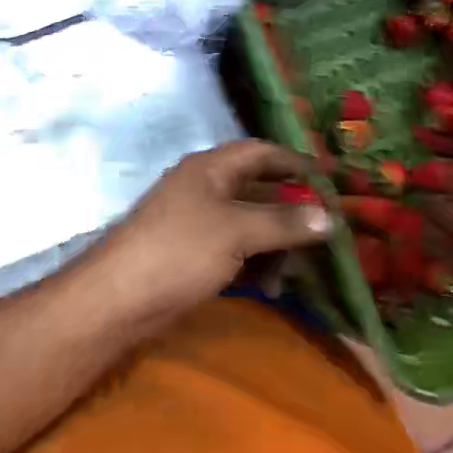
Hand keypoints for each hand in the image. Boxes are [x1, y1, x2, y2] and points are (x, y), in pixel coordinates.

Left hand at [88, 141, 331, 325]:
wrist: (120, 299)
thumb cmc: (180, 250)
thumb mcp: (238, 231)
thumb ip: (284, 221)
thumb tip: (329, 217)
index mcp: (211, 168)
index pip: (262, 153)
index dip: (298, 163)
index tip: (332, 181)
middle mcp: (206, 189)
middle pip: (260, 190)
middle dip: (293, 212)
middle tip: (327, 234)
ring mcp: (199, 224)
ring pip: (251, 225)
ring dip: (278, 244)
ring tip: (299, 271)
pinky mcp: (195, 256)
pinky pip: (238, 252)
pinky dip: (258, 265)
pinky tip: (272, 286)